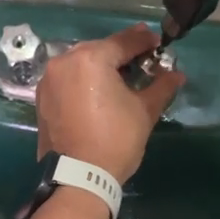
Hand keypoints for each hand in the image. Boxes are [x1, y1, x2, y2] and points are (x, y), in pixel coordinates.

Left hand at [35, 24, 184, 182]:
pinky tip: (98, 92)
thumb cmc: (115, 140)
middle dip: (121, 53)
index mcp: (91, 59)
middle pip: (100, 49)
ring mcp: (49, 79)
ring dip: (101, 66)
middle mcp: (64, 61)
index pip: (124, 41)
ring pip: (81, 63)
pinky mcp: (42, 97)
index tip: (158, 43)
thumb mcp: (144, 111)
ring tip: (121, 77)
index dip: (145, 41)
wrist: (78, 177)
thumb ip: (161, 87)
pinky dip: (84, 80)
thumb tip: (177, 75)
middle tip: (142, 60)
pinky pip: (68, 79)